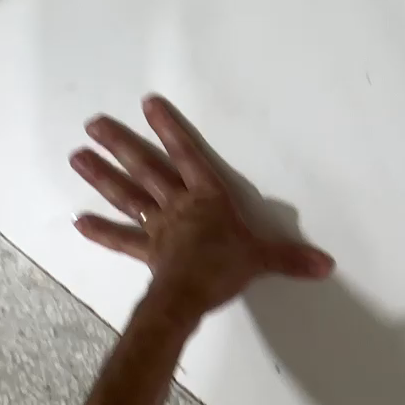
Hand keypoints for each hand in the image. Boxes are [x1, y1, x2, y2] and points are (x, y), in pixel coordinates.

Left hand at [70, 96, 334, 321]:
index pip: (187, 154)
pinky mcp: (146, 251)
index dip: (169, 128)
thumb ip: (292, 258)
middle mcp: (177, 205)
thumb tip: (327, 265)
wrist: (188, 300)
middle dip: (121, 145)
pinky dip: (100, 231)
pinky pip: (121, 239)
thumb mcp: (263, 258)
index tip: (148, 104)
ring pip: (127, 195)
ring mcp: (158, 227)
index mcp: (206, 196)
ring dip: (101, 176)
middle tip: (93, 124)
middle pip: (145, 169)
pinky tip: (77, 221)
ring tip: (77, 157)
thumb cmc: (224, 268)